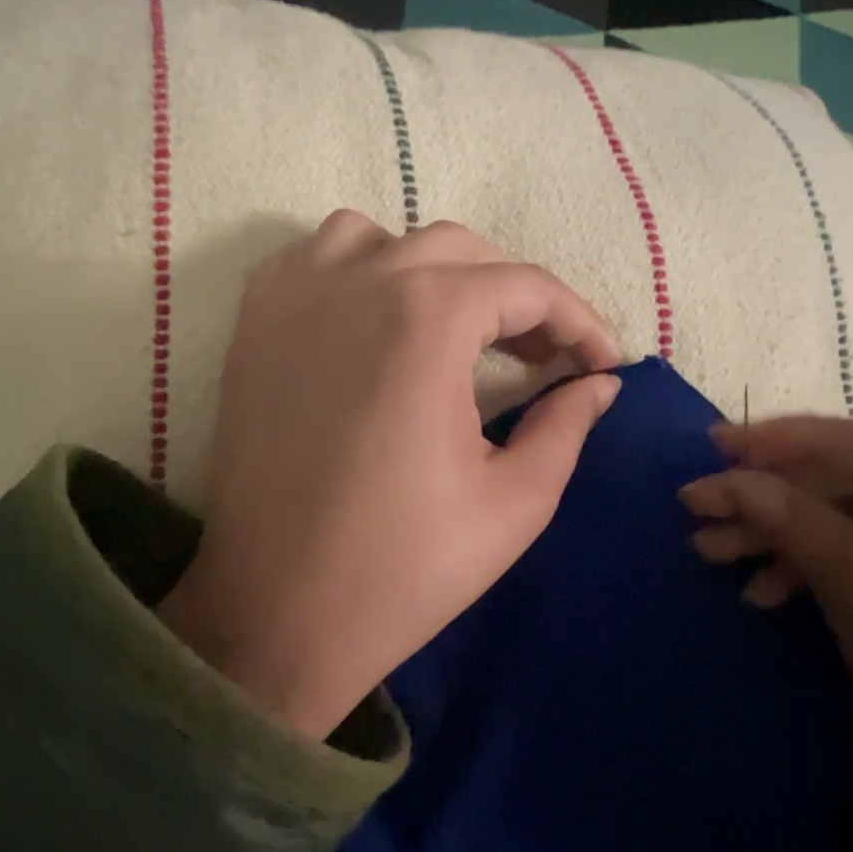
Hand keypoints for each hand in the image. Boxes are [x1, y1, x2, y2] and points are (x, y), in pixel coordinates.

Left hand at [159, 211, 622, 738]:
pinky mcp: (250, 328)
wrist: (279, 612)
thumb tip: (599, 384)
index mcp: (425, 318)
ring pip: (375, 239)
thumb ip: (566, 426)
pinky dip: (352, 274)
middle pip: (455, 250)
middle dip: (511, 295)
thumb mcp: (514, 501)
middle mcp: (353, 281)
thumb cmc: (404, 567)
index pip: (524, 286)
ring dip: (426, 271)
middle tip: (540, 355)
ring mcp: (290, 298)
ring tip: (453, 331)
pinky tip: (372, 325)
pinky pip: (309, 263)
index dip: (577, 321)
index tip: (602, 362)